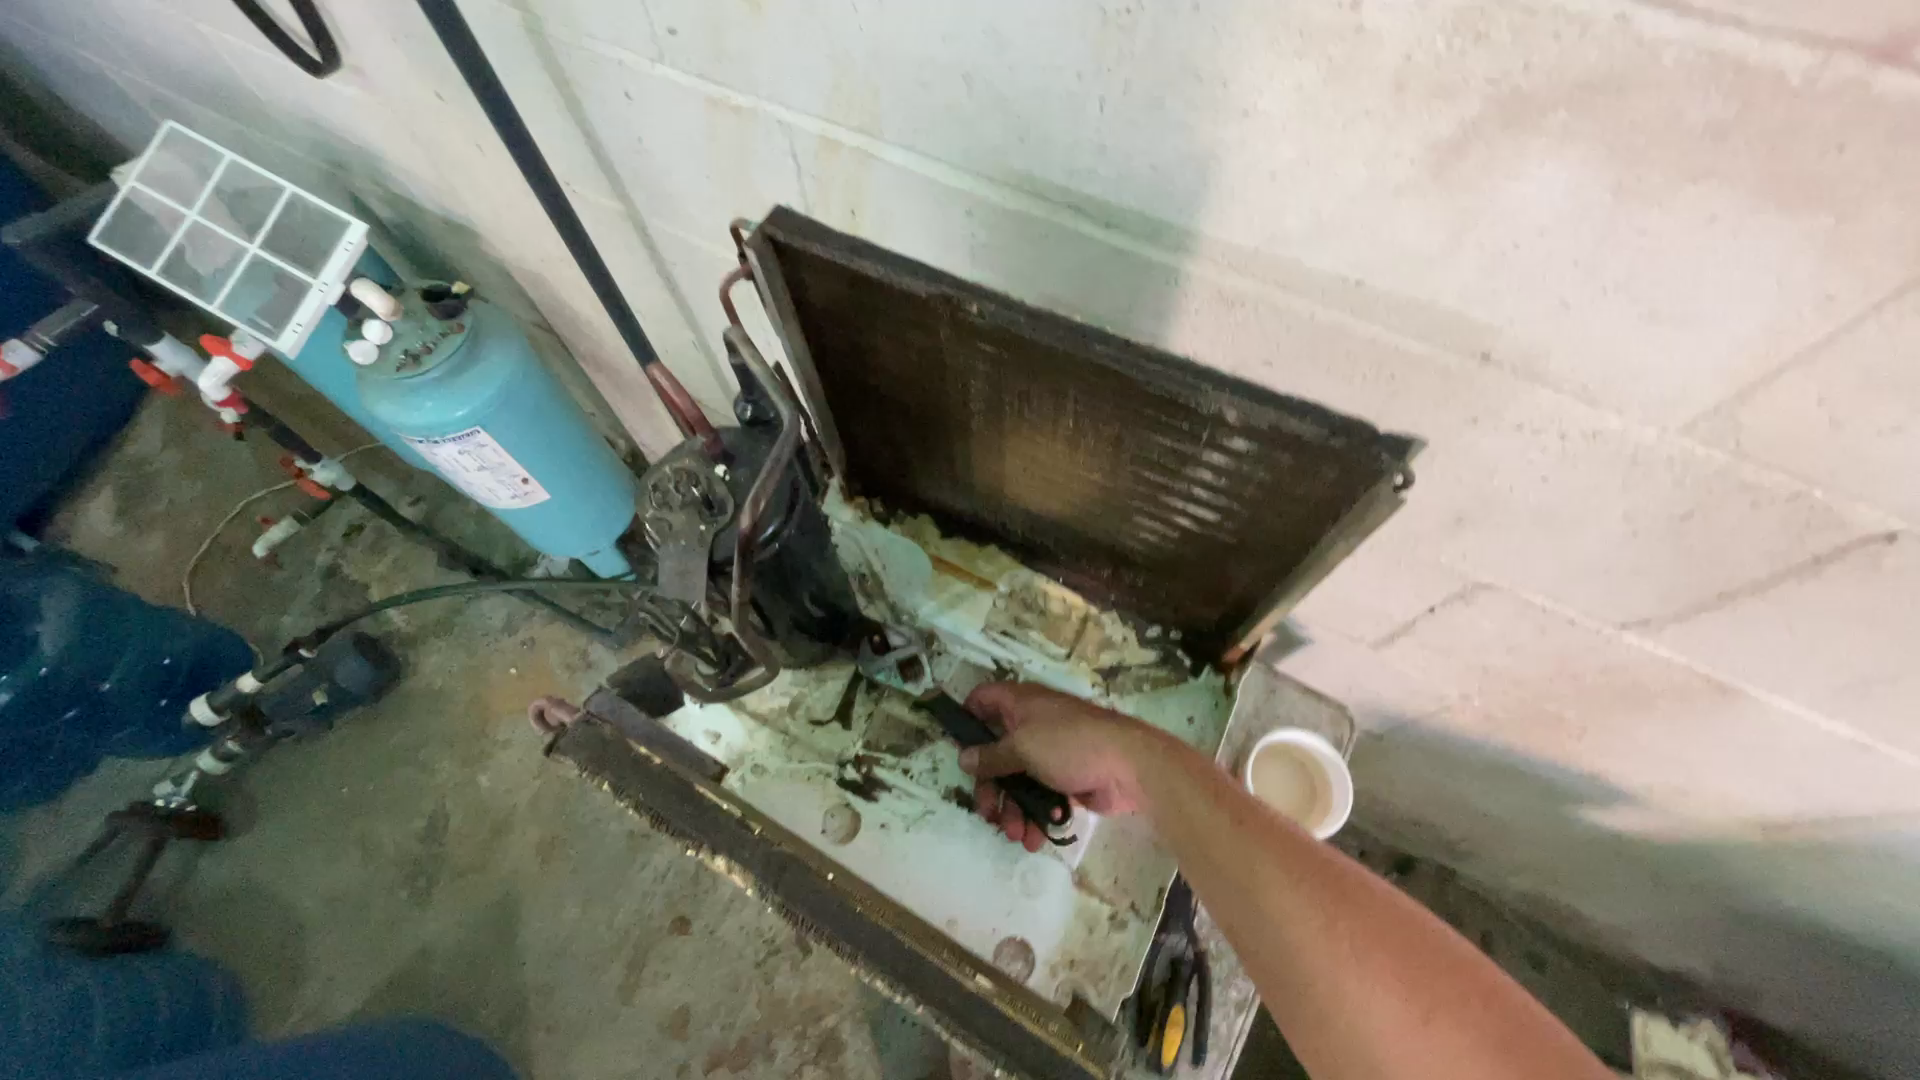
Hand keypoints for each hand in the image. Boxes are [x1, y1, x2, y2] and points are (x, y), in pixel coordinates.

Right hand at [958, 682, 1161, 851]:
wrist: (1129, 765)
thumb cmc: (1070, 744)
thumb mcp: (1022, 747)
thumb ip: (991, 755)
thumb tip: (963, 757)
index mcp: (1020, 703)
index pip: (982, 699)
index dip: (966, 718)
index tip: (957, 748)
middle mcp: (1032, 724)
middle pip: (996, 752)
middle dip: (990, 786)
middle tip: (986, 812)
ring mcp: (1050, 752)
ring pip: (1018, 780)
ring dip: (1012, 808)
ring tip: (1016, 835)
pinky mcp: (1066, 778)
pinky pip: (1040, 796)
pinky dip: (1035, 815)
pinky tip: (1035, 837)